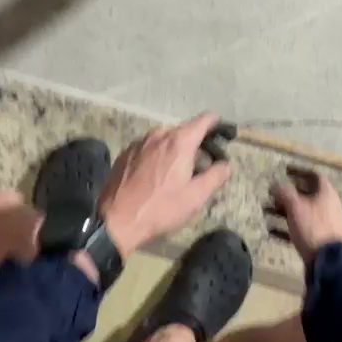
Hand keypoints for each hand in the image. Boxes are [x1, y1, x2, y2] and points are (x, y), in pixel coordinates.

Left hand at [97, 112, 232, 254]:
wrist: (116, 221)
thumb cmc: (160, 209)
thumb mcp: (195, 197)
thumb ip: (215, 176)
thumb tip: (226, 164)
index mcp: (180, 141)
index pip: (204, 119)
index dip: (216, 123)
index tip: (222, 133)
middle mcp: (160, 134)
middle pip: (185, 131)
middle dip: (195, 144)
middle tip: (200, 166)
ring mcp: (140, 142)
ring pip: (165, 139)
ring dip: (175, 150)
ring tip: (176, 174)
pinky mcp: (126, 153)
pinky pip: (149, 147)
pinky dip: (157, 155)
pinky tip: (154, 176)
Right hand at [270, 169, 341, 261]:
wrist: (328, 262)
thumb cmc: (313, 227)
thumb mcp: (296, 206)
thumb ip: (284, 193)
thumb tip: (274, 183)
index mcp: (326, 193)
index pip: (313, 176)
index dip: (299, 171)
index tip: (285, 171)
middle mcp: (326, 205)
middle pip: (305, 195)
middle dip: (286, 194)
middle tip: (271, 194)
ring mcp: (322, 223)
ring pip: (300, 212)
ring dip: (283, 211)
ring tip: (265, 211)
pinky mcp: (317, 239)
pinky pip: (299, 229)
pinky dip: (286, 228)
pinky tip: (271, 231)